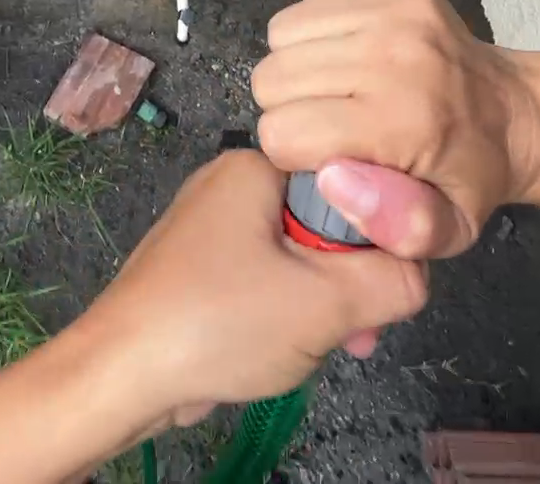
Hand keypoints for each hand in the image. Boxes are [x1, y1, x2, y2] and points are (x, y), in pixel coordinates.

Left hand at [73, 151, 427, 429]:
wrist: (123, 371)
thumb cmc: (220, 320)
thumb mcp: (326, 303)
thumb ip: (391, 282)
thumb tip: (415, 271)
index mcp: (253, 168)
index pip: (343, 183)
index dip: (374, 237)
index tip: (384, 287)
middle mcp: (228, 185)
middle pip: (319, 224)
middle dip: (345, 282)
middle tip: (355, 332)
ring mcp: (209, 226)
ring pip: (292, 257)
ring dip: (318, 304)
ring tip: (325, 348)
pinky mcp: (198, 265)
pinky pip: (261, 277)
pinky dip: (282, 310)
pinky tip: (286, 348)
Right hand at [251, 0, 539, 258]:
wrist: (519, 112)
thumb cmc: (468, 175)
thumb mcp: (447, 230)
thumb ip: (392, 226)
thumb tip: (330, 179)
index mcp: (401, 119)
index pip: (282, 130)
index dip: (292, 151)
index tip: (324, 154)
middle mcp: (394, 51)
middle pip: (271, 77)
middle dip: (288, 105)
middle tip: (329, 117)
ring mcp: (396, 5)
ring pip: (282, 32)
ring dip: (298, 61)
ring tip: (339, 82)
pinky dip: (320, 26)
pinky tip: (353, 49)